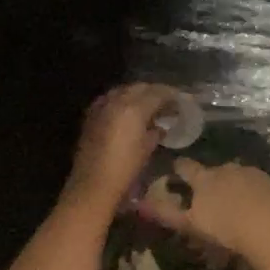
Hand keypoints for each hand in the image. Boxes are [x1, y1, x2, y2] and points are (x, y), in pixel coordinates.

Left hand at [63, 84, 181, 206]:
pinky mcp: (91, 114)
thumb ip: (156, 132)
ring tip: (148, 104)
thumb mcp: (146, 149)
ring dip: (136, 93)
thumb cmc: (125, 168)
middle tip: (165, 101)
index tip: (179, 100)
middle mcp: (117, 101)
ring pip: (123, 90)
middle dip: (154, 91)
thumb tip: (160, 126)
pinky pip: (109, 99)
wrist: (93, 182)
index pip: (157, 93)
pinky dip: (120, 100)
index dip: (171, 95)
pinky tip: (126, 110)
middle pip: (140, 87)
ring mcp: (101, 105)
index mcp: (134, 108)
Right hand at [141, 158, 269, 256]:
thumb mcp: (190, 223)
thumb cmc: (223, 226)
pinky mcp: (269, 181)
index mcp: (203, 178)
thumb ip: (165, 213)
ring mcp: (248, 173)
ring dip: (233, 184)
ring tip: (235, 203)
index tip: (176, 169)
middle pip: (213, 170)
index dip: (180, 168)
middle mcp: (224, 168)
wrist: (267, 227)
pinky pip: (255, 183)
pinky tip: (255, 206)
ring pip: (236, 175)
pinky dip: (252, 190)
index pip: (186, 167)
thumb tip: (136, 204)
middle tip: (211, 196)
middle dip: (211, 179)